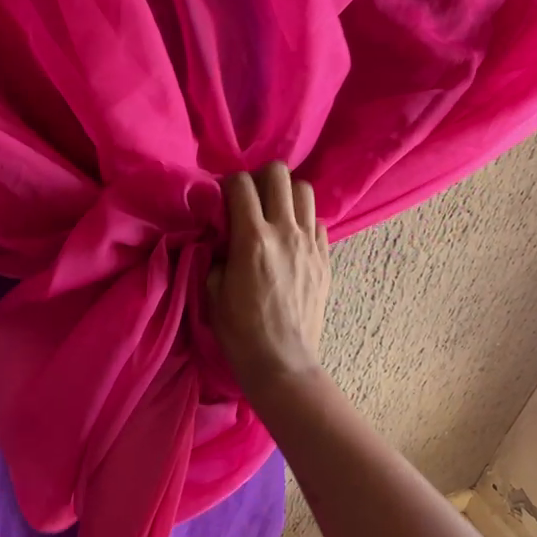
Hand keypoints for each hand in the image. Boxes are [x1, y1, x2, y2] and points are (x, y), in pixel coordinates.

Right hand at [209, 161, 331, 394]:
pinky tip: (291, 238)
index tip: (221, 199)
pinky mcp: (325, 259)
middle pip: (278, 174)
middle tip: (250, 197)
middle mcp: (285, 232)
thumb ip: (217, 256)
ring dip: (286, 194)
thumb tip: (222, 239)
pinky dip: (303, 221)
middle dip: (259, 178)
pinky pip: (318, 221)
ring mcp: (310, 244)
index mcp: (252, 239)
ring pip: (304, 190)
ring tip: (274, 212)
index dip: (227, 185)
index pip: (240, 185)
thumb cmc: (239, 331)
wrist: (281, 361)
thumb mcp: (212, 291)